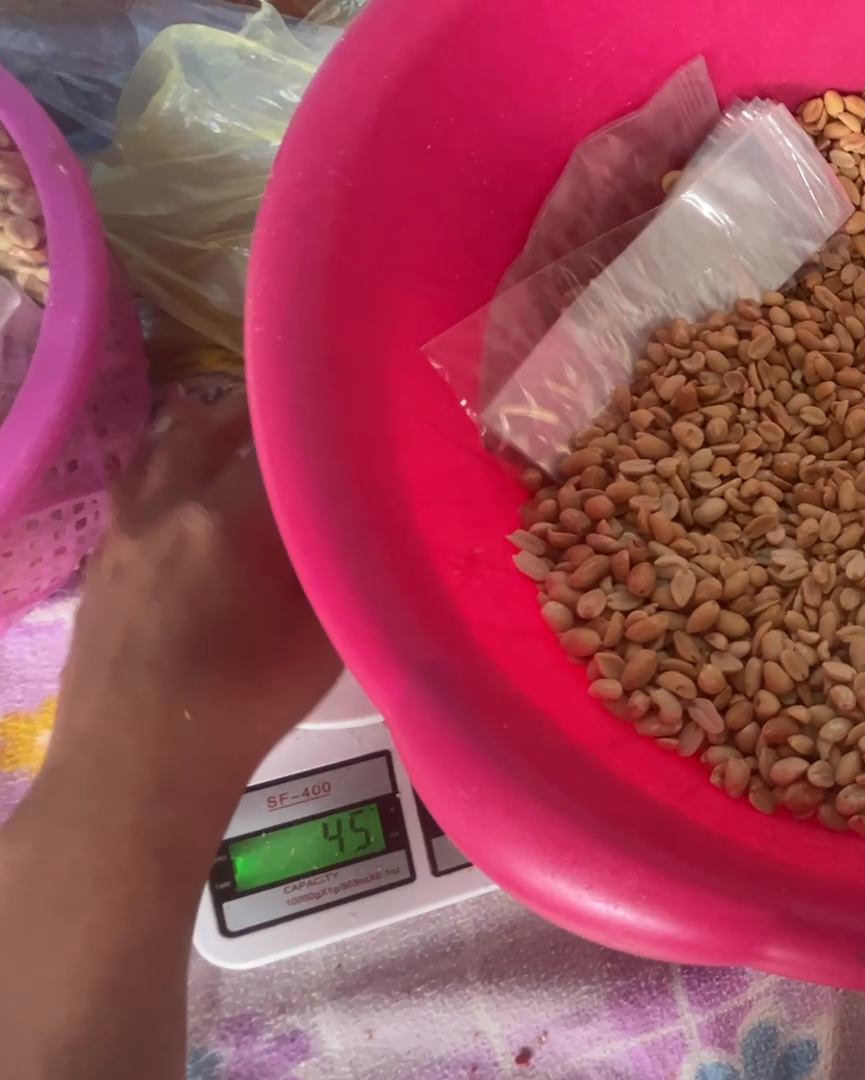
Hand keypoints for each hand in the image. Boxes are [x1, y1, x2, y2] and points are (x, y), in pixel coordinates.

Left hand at [49, 392, 339, 785]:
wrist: (143, 755)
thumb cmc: (254, 689)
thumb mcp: (329, 619)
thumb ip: (345, 556)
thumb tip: (374, 516)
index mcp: (229, 518)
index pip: (281, 439)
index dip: (323, 417)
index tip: (361, 405)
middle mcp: (167, 507)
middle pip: (210, 426)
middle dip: (262, 408)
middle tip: (312, 406)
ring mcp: (123, 531)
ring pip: (162, 450)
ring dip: (207, 428)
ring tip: (248, 425)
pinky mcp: (103, 559)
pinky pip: (139, 485)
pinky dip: (173, 465)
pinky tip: (197, 485)